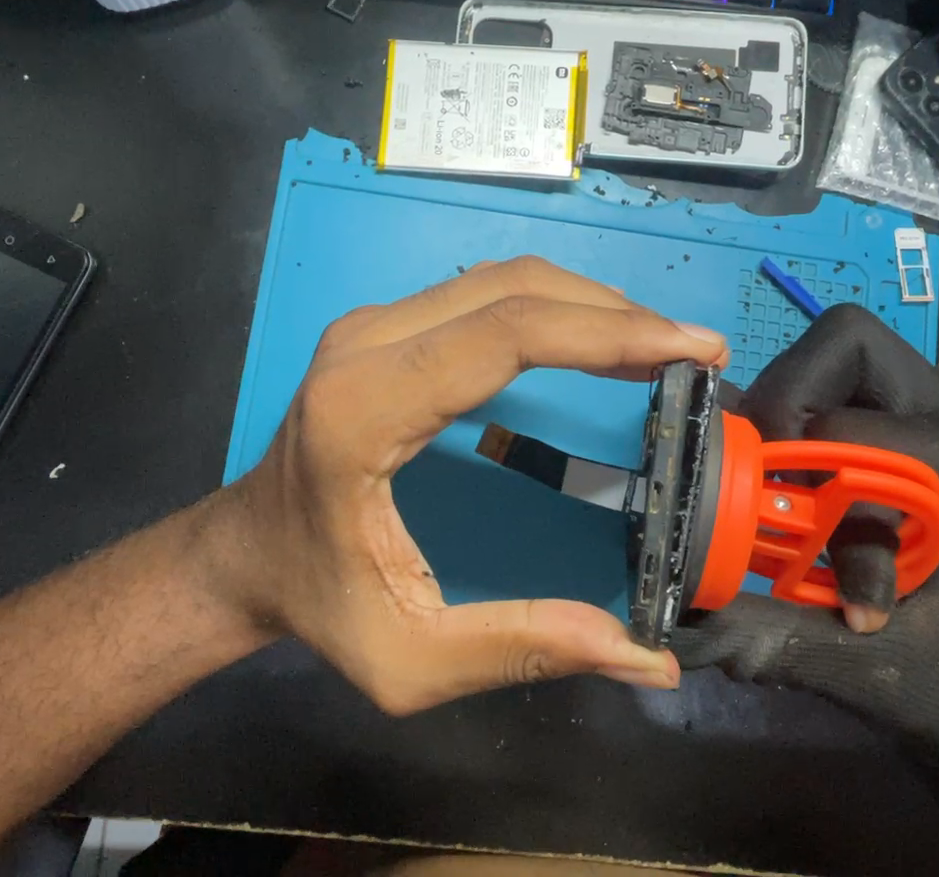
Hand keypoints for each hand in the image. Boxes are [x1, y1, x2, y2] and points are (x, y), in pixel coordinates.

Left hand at [208, 257, 728, 714]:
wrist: (245, 553)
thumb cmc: (318, 603)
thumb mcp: (410, 659)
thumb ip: (524, 649)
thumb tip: (646, 658)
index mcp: (364, 411)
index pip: (505, 336)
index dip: (609, 333)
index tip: (692, 349)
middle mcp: (364, 346)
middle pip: (512, 290)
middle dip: (616, 313)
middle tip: (693, 350)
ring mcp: (371, 327)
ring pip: (501, 279)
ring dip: (589, 304)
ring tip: (658, 346)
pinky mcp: (384, 329)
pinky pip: (482, 294)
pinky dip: (553, 307)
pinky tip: (596, 338)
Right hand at [673, 302, 938, 746]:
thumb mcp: (884, 674)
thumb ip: (784, 641)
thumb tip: (686, 630)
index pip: (863, 429)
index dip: (805, 476)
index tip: (790, 545)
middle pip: (850, 343)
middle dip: (788, 402)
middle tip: (771, 473)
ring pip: (841, 355)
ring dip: (790, 410)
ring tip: (784, 483)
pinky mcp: (917, 425)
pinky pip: (841, 387)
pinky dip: (801, 422)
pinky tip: (796, 481)